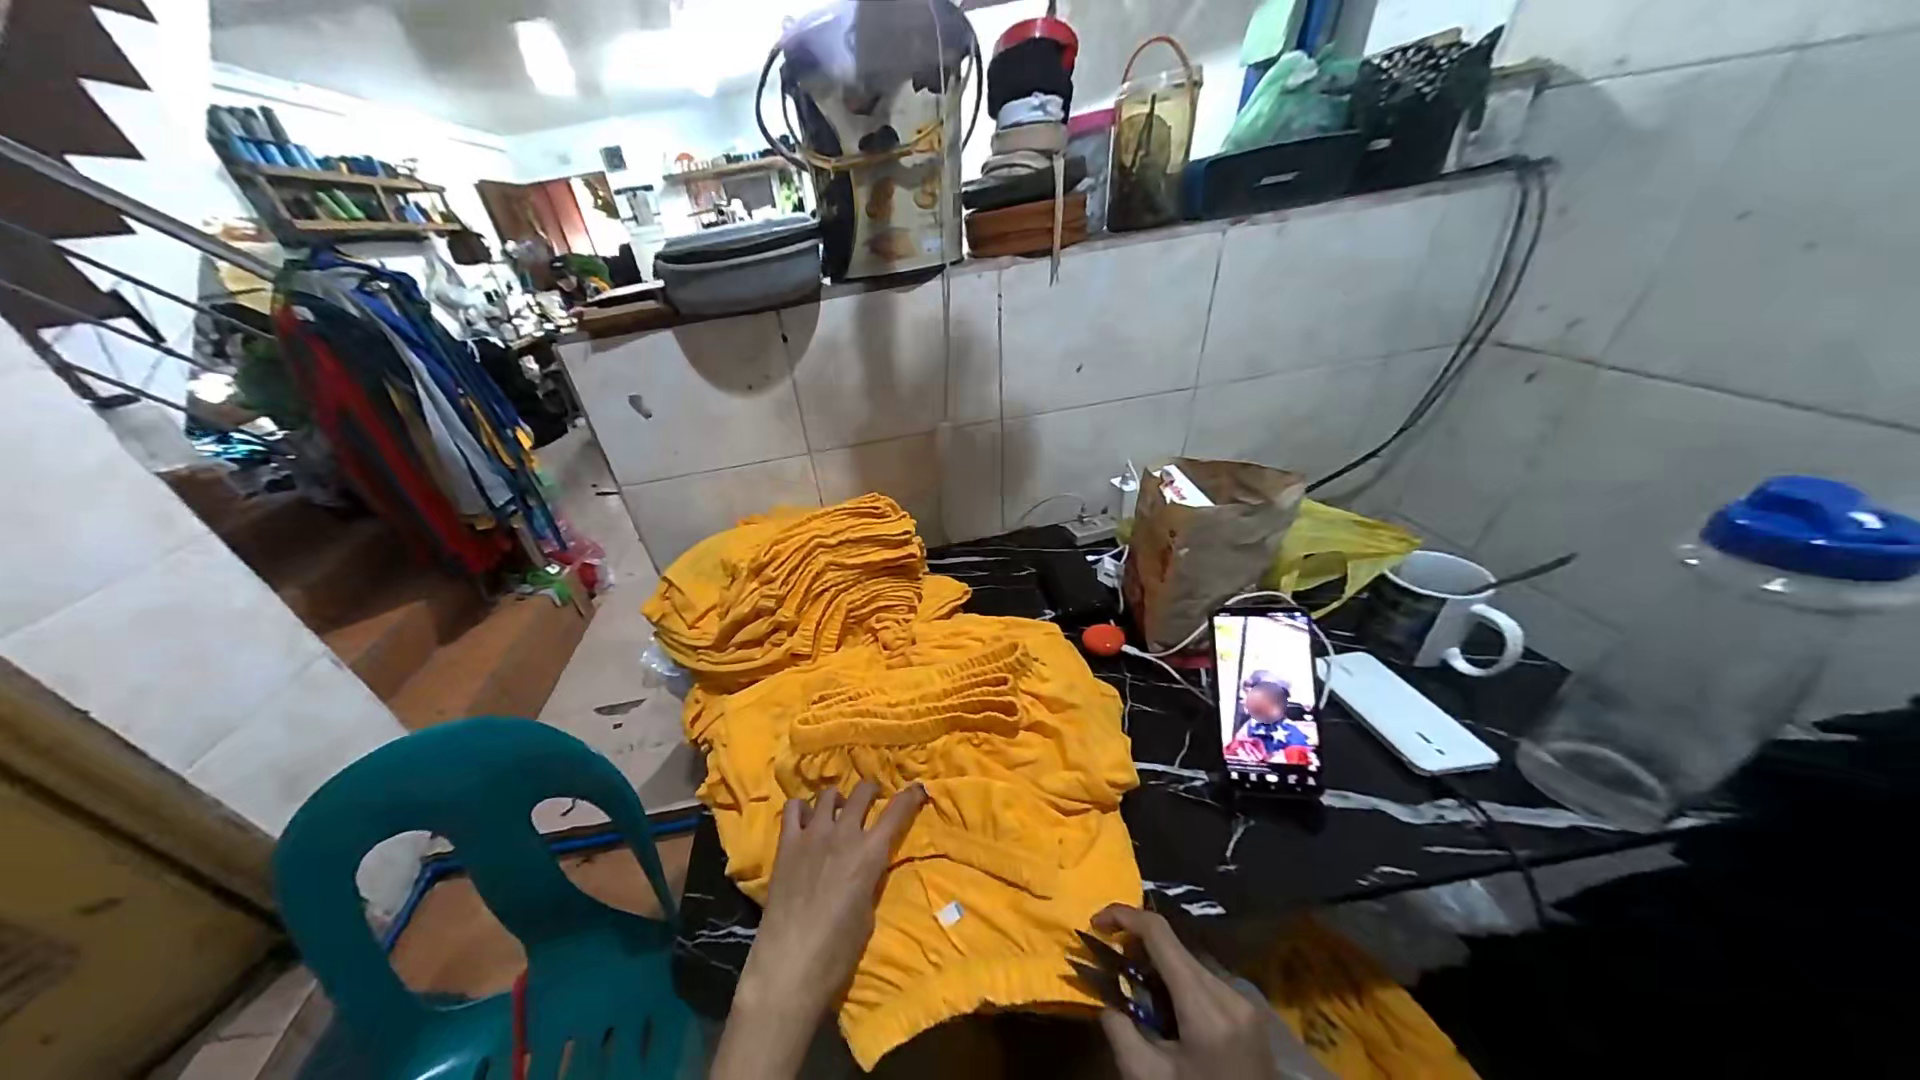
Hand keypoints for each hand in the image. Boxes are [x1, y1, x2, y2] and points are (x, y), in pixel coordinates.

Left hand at [712, 781, 925, 1079]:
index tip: (918, 789)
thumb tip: (865, 865)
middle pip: (862, 792)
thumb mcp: (868, 912)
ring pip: (829, 794)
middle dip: (871, 792)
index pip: (897, 811)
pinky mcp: (786, 844)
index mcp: (870, 854)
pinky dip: (803, 809)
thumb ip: (869, 877)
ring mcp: (812, 835)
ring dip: (838, 800)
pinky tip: (805, 821)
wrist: (789, 966)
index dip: (911, 796)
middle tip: (871, 801)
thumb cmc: (838, 951)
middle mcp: (843, 835)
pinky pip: (793, 808)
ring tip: (836, 812)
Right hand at [1093, 905, 1326, 1079]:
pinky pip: (1204, 977)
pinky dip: (1177, 978)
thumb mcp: (1145, 1077)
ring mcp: (1244, 1002)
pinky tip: (1164, 1004)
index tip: (1095, 922)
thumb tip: (1103, 988)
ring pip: (1188, 958)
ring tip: (1134, 985)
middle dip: (1136, 942)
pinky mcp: (1249, 1012)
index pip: (1160, 933)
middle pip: (1174, 944)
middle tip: (1108, 958)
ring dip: (1157, 961)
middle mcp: (1229, 993)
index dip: (1123, 915)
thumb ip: (1118, 1027)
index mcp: (1205, 1008)